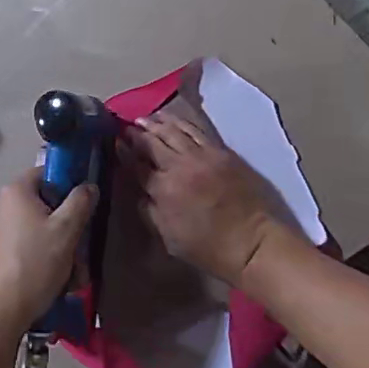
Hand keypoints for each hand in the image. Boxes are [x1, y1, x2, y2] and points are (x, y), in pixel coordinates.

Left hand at [0, 169, 97, 335]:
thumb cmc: (33, 264)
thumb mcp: (66, 232)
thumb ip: (80, 203)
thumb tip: (88, 186)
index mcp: (16, 190)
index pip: (48, 174)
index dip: (69, 188)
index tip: (84, 210)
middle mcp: (1, 203)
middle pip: (45, 207)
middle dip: (68, 231)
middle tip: (80, 255)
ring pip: (39, 232)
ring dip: (60, 252)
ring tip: (71, 279)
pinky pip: (26, 247)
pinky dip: (43, 262)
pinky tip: (55, 286)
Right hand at [121, 110, 281, 284]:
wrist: (254, 244)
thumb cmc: (209, 249)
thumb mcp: (168, 239)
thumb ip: (149, 211)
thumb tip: (138, 191)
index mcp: (163, 190)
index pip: (136, 164)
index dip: (123, 151)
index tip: (114, 142)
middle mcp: (178, 166)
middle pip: (151, 142)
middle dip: (135, 133)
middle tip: (125, 127)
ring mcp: (200, 155)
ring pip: (172, 130)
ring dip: (154, 123)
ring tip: (142, 119)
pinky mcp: (219, 151)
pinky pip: (194, 129)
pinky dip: (178, 121)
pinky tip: (168, 118)